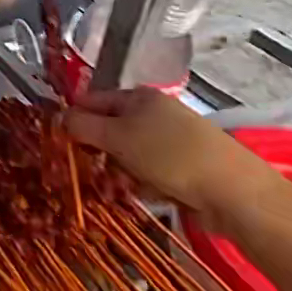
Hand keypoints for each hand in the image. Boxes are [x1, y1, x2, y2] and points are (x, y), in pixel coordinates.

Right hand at [64, 88, 251, 213]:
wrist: (231, 189)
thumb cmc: (170, 154)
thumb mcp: (119, 137)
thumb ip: (85, 126)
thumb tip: (59, 117)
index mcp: (138, 96)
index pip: (94, 100)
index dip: (75, 118)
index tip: (59, 142)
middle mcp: (154, 113)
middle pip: (112, 129)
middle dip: (101, 151)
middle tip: (92, 170)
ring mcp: (171, 140)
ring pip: (130, 155)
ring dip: (123, 171)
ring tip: (126, 186)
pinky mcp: (184, 167)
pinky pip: (150, 172)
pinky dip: (145, 183)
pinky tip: (151, 194)